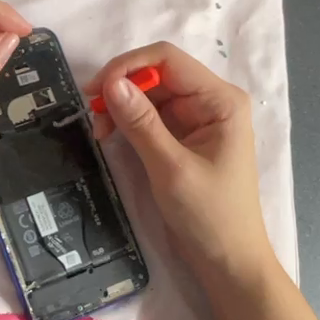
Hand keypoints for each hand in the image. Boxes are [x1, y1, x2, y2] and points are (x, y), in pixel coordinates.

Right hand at [86, 43, 276, 286]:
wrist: (227, 259)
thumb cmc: (209, 215)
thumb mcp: (170, 168)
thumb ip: (141, 123)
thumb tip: (111, 84)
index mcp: (220, 101)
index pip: (168, 60)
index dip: (128, 66)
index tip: (96, 90)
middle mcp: (210, 101)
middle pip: (157, 74)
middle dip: (122, 88)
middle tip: (92, 114)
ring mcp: (197, 119)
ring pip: (150, 95)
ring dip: (122, 106)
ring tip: (100, 131)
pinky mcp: (183, 137)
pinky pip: (151, 116)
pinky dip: (128, 122)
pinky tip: (111, 136)